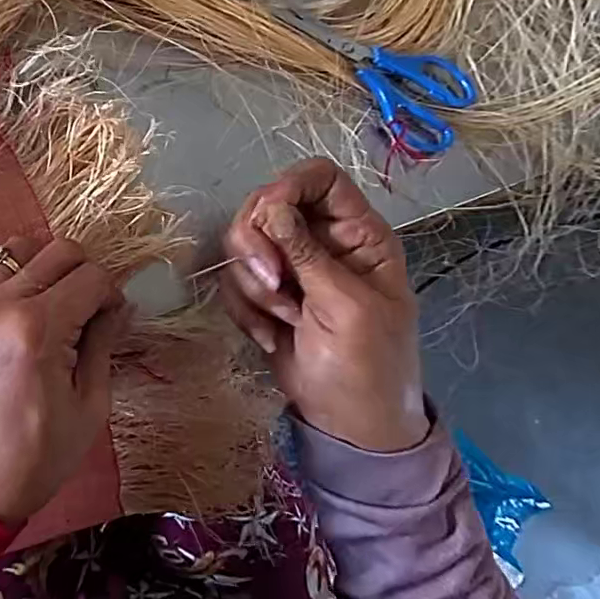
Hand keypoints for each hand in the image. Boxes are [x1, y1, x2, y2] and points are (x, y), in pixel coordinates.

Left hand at [0, 236, 130, 523]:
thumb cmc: (42, 450)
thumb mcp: (91, 402)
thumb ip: (104, 342)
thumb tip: (119, 305)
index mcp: (37, 327)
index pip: (90, 276)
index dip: (112, 294)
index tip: (114, 319)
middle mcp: (2, 304)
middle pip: (58, 251)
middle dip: (86, 273)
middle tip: (93, 310)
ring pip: (24, 249)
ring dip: (51, 267)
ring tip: (63, 305)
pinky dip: (23, 275)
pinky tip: (36, 309)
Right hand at [218, 158, 427, 452]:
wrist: (347, 420)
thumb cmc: (369, 364)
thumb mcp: (346, 306)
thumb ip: (307, 253)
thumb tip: (272, 206)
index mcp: (357, 235)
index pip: (319, 178)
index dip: (287, 187)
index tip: (269, 220)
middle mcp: (318, 240)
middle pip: (264, 207)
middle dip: (257, 247)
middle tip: (275, 286)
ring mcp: (287, 266)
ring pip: (240, 244)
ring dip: (252, 286)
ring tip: (284, 319)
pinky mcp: (262, 291)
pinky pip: (231, 278)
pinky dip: (244, 308)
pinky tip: (272, 334)